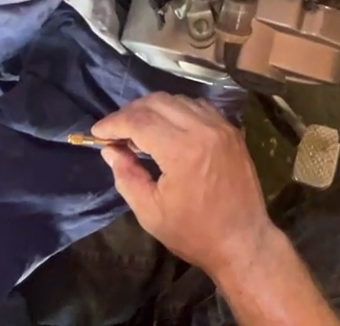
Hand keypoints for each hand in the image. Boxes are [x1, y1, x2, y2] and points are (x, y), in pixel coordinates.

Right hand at [93, 94, 275, 280]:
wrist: (242, 239)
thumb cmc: (194, 232)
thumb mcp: (151, 212)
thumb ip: (127, 176)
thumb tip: (110, 150)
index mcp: (182, 150)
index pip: (141, 121)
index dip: (114, 122)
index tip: (97, 132)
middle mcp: (203, 128)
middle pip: (158, 102)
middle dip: (131, 112)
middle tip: (114, 130)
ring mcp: (220, 125)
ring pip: (179, 100)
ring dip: (154, 108)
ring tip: (137, 129)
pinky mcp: (230, 128)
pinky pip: (198, 106)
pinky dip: (177, 110)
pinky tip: (166, 126)